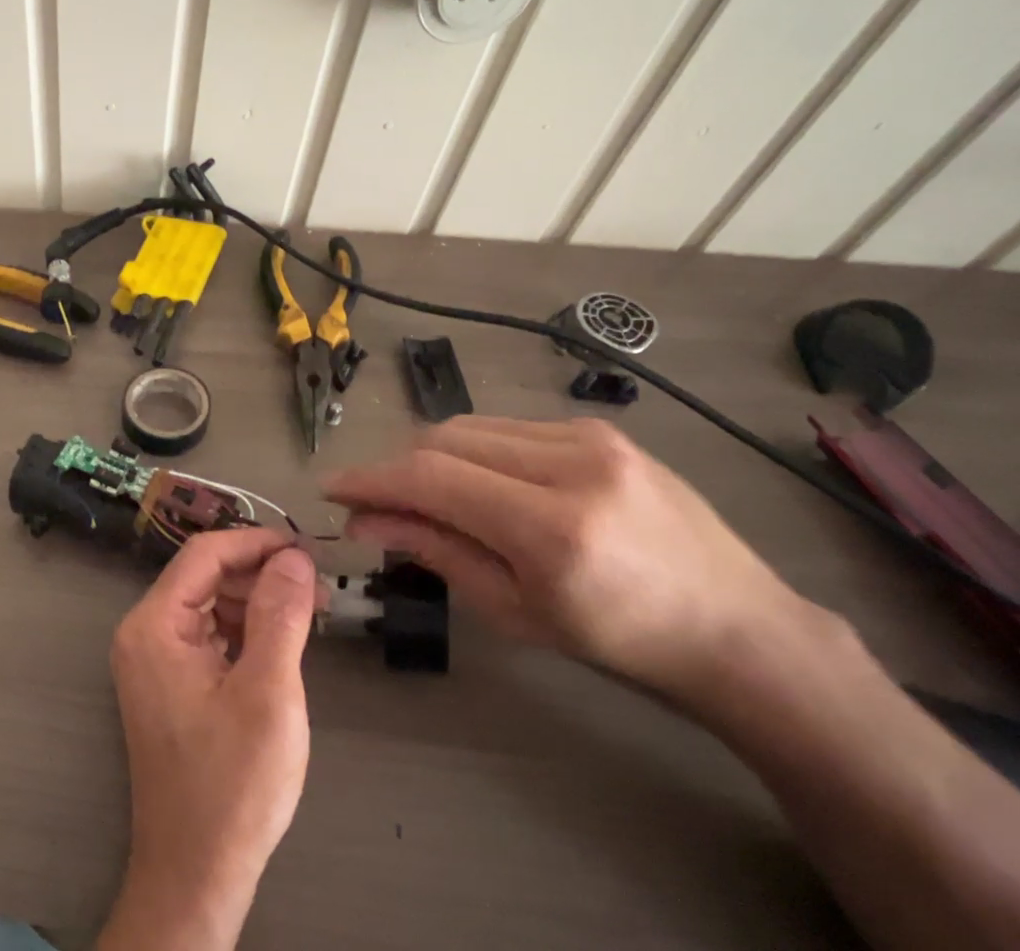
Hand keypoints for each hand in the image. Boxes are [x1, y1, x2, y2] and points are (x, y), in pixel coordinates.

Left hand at [99, 528, 317, 949]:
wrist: (197, 868)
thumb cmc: (233, 783)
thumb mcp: (268, 693)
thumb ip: (280, 616)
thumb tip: (293, 556)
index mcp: (153, 627)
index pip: (202, 554)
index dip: (256, 542)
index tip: (307, 549)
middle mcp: (143, 636)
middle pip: (203, 578)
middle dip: (260, 576)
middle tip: (319, 590)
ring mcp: (154, 664)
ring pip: (209, 608)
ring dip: (256, 604)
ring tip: (310, 616)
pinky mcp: (170, 688)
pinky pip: (208, 640)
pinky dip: (245, 634)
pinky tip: (282, 646)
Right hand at [323, 416, 814, 697]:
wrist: (732, 622)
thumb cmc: (616, 637)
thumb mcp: (513, 609)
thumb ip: (436, 552)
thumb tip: (364, 522)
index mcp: (552, 527)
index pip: (430, 478)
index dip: (369, 480)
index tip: (331, 491)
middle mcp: (572, 465)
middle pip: (443, 440)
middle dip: (396, 469)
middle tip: (376, 506)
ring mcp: (592, 438)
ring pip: (470, 427)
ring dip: (431, 457)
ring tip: (423, 498)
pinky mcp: (602, 430)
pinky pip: (508, 428)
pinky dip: (472, 452)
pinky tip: (478, 486)